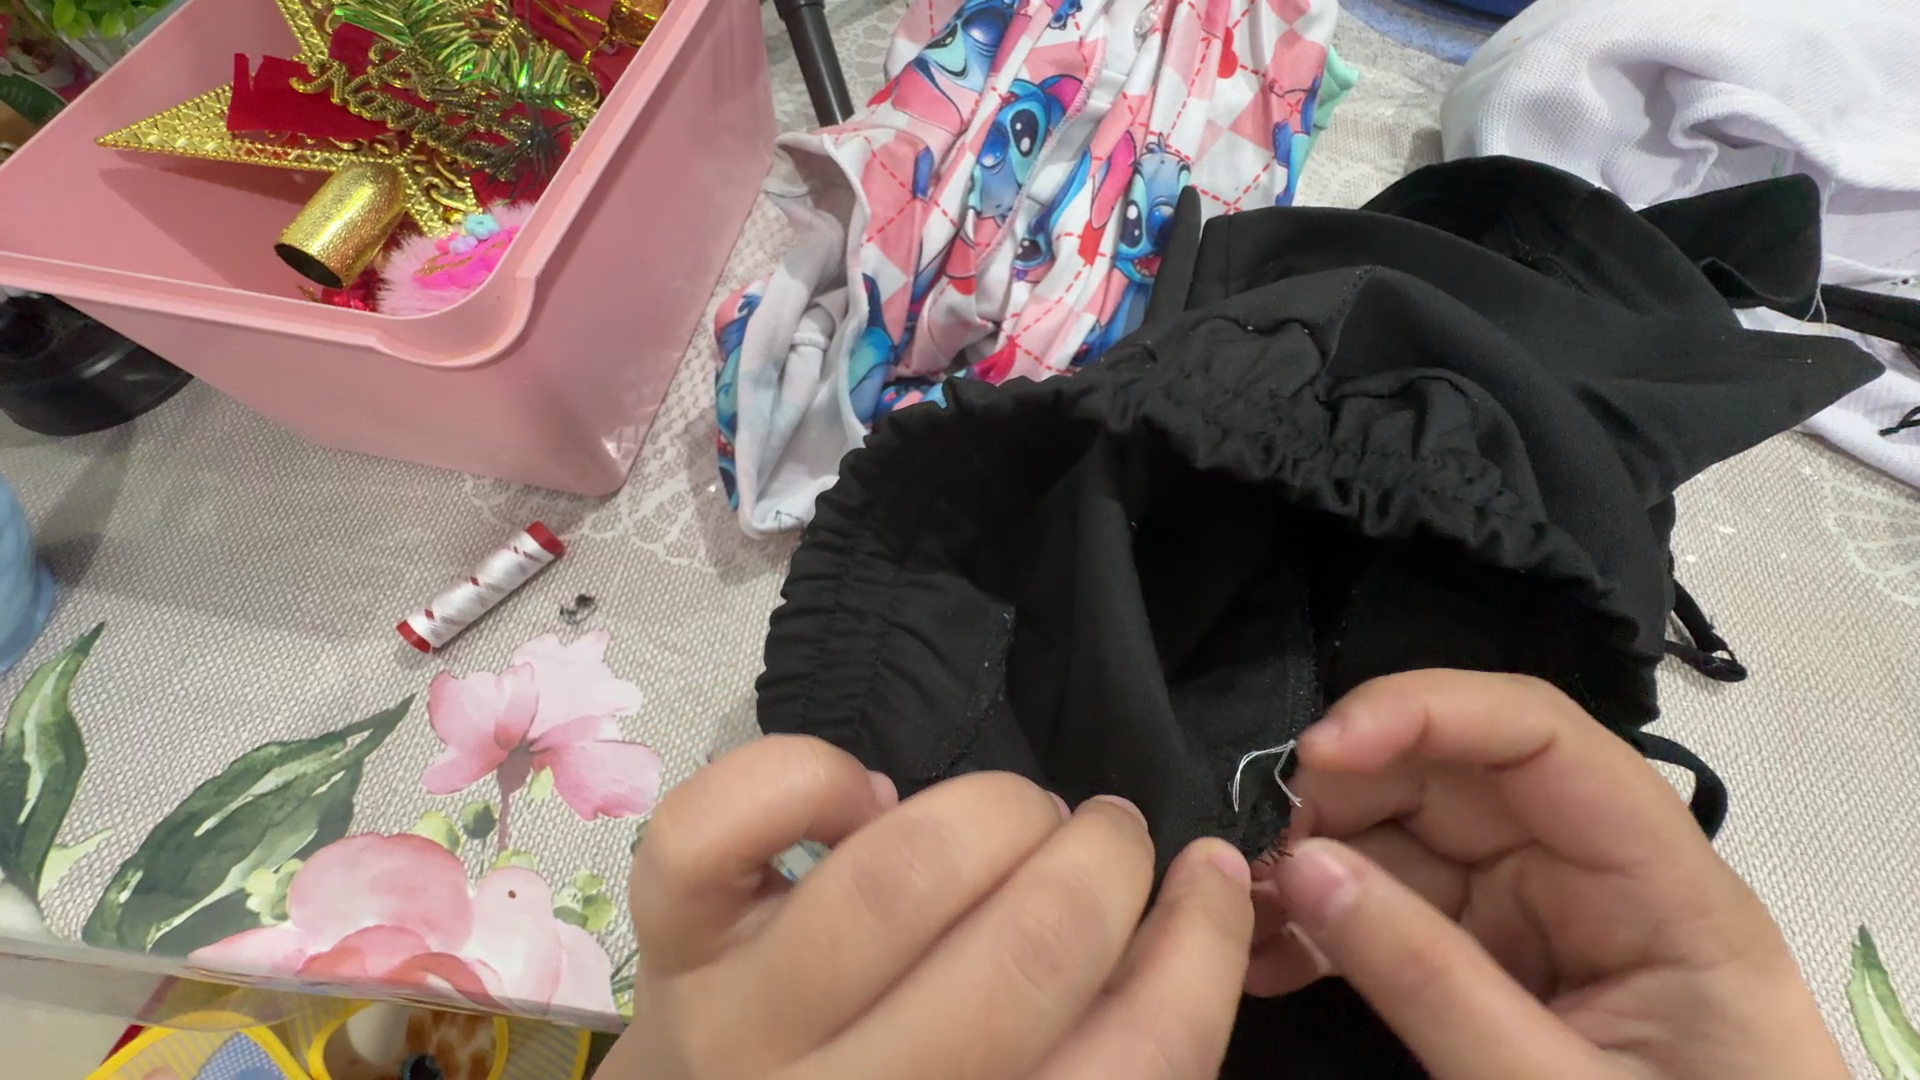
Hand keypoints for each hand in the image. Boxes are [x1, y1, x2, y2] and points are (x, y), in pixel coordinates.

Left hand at [596, 735, 1255, 1079]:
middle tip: (1105, 833)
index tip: (1206, 874)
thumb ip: (1096, 1024)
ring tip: (1019, 809)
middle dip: (1098, 860)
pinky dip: (807, 777)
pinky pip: (714, 830)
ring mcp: (737, 1020)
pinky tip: (863, 796)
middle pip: (1017, 958)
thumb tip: (1194, 884)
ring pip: (896, 877)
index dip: (1200, 951)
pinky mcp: (670, 939)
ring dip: (994, 810)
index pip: (1131, 1071)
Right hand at [1247, 670, 1847, 1078]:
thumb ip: (1433, 985)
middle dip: (1334, 797)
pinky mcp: (1472, 947)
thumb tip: (1300, 865)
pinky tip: (1266, 956)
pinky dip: (1312, 918)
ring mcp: (1519, 906)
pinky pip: (1375, 899)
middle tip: (1258, 855)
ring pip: (1388, 830)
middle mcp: (1578, 868)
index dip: (1422, 712)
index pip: (1535, 735)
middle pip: (1438, 773)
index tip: (1317, 751)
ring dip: (1305, 860)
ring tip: (1244, 917)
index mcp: (1656, 885)